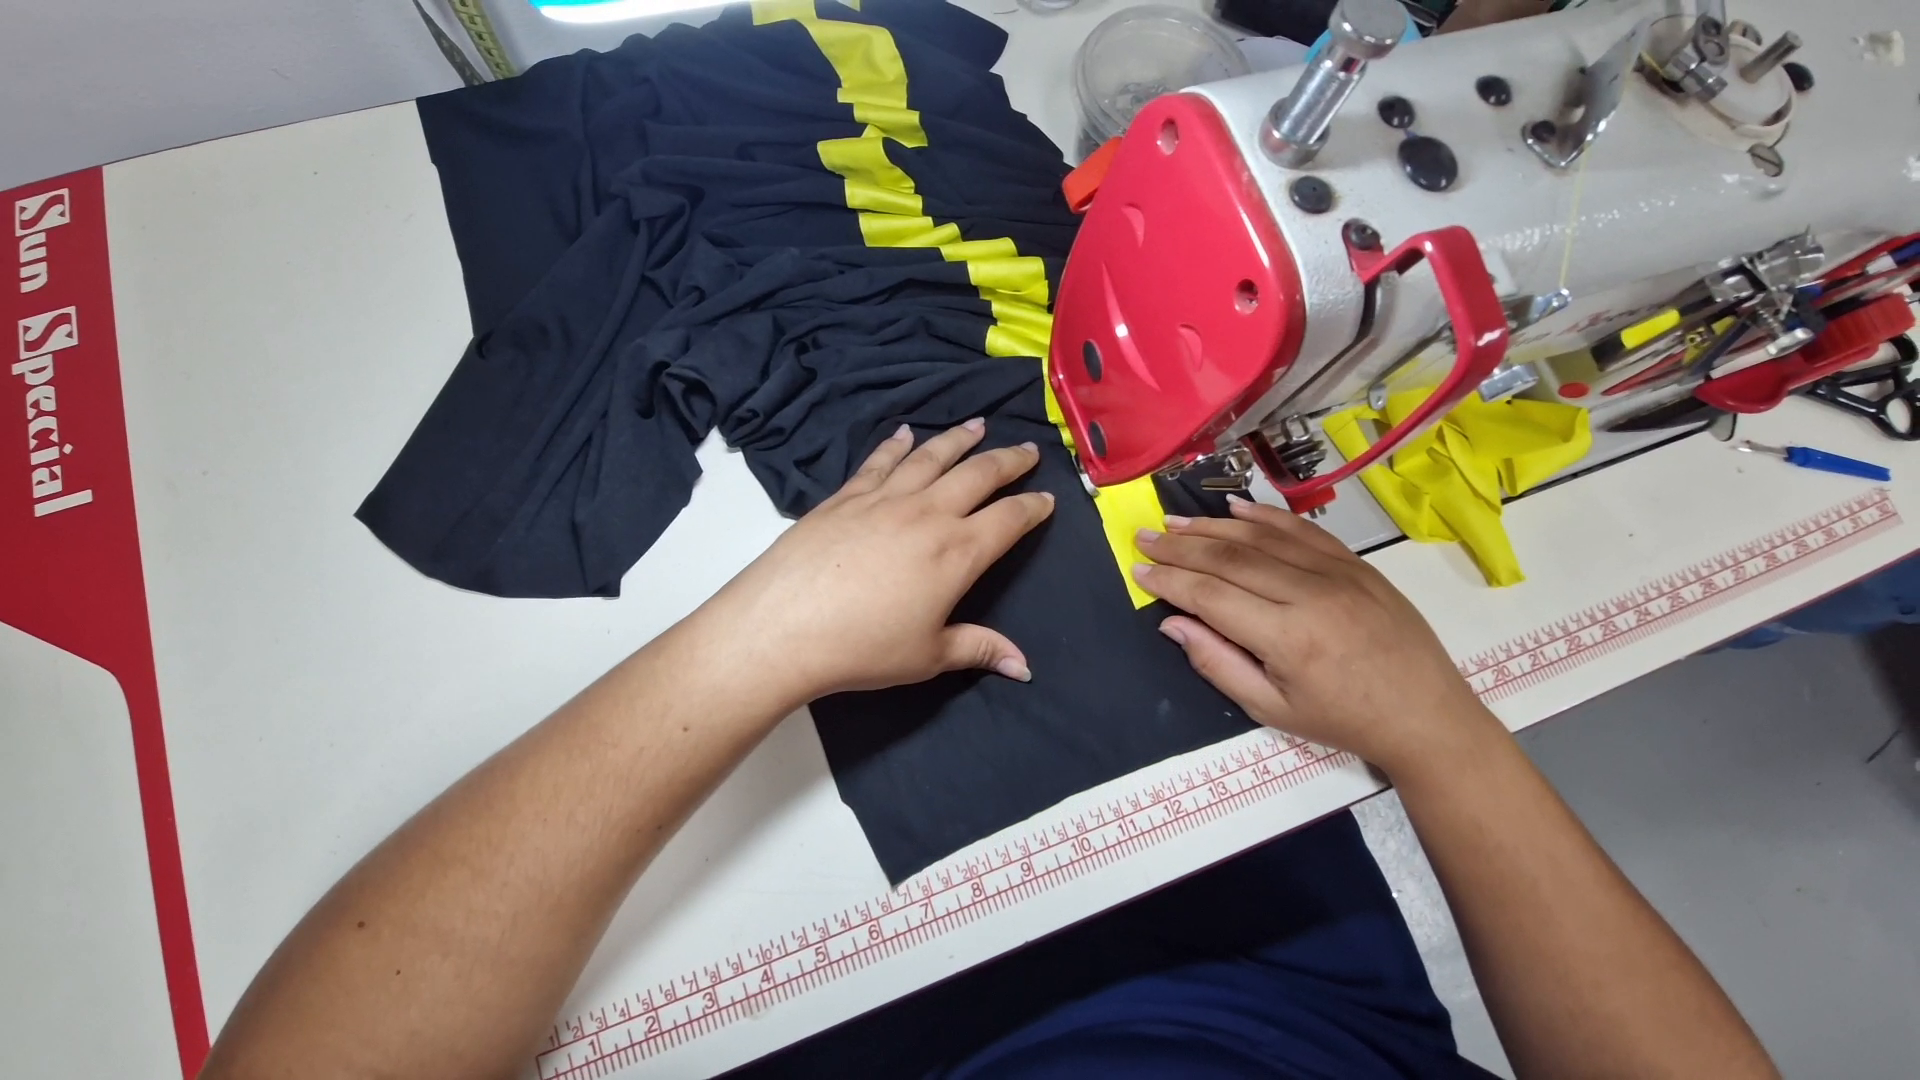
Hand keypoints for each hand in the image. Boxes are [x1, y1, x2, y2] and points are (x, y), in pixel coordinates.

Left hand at [685, 420, 1053, 707]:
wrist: (783, 626)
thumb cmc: (863, 648)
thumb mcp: (928, 656)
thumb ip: (979, 649)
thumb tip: (1024, 668)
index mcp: (958, 552)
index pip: (1009, 519)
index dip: (1033, 507)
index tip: (1047, 498)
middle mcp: (927, 513)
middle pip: (978, 475)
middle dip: (1008, 461)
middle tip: (1027, 450)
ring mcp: (884, 499)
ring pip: (931, 457)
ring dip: (959, 439)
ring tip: (978, 425)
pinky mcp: (845, 496)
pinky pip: (879, 461)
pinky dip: (896, 444)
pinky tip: (905, 433)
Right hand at [1131, 497, 1498, 773]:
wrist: (1425, 714)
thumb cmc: (1342, 720)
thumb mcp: (1272, 709)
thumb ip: (1217, 664)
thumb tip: (1172, 624)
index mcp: (1289, 639)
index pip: (1211, 596)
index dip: (1169, 581)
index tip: (1138, 571)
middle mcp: (1311, 595)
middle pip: (1230, 559)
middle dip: (1180, 548)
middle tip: (1144, 537)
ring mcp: (1338, 572)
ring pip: (1261, 538)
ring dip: (1212, 527)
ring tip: (1175, 523)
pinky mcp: (1356, 563)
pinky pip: (1301, 530)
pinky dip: (1264, 517)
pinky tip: (1234, 509)